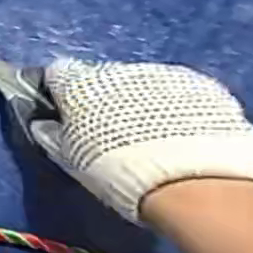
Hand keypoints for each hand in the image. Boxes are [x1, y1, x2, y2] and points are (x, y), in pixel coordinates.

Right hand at [29, 58, 252, 223]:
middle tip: (103, 126)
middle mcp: (122, 70)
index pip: (58, 73)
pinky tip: (177, 132)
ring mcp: (168, 76)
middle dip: (100, 95)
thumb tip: (44, 123)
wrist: (193, 181)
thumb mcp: (67, 154)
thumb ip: (51, 132)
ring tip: (145, 131)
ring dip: (138, 99)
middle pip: (103, 75)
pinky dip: (172, 106)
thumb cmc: (113, 167)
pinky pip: (178, 91)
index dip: (57, 91)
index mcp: (80, 83)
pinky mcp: (209, 88)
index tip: (59, 110)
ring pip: (141, 82)